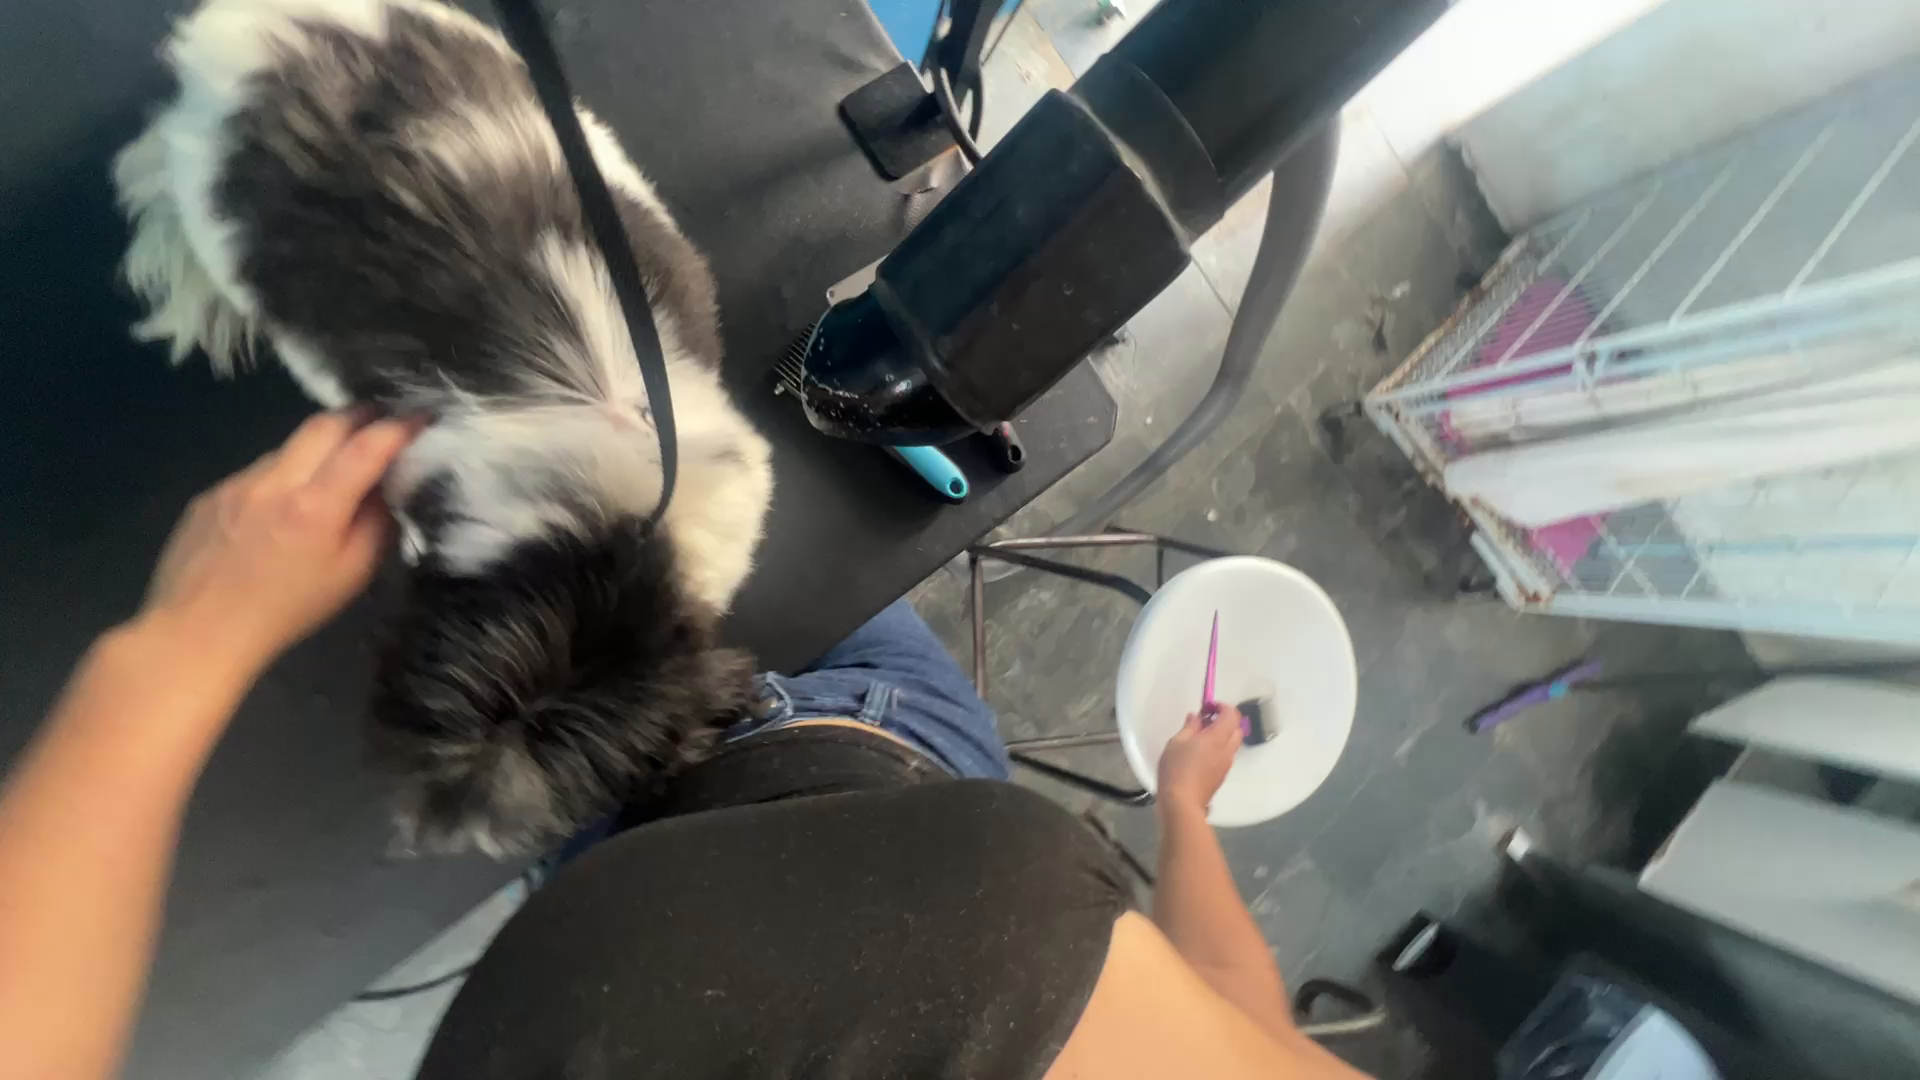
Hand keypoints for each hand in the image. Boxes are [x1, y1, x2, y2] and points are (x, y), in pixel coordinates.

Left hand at [135, 411, 416, 679]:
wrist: (196, 630)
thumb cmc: (290, 608)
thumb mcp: (354, 571)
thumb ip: (376, 523)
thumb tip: (390, 487)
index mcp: (316, 505)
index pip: (367, 448)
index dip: (401, 427)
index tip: (425, 415)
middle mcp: (274, 482)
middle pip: (323, 425)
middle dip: (362, 414)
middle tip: (389, 416)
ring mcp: (236, 484)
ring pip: (291, 447)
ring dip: (325, 445)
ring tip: (344, 462)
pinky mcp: (212, 495)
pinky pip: (262, 471)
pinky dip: (290, 473)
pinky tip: (292, 503)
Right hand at [1156, 705, 1243, 815]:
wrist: (1182, 802)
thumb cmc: (1176, 768)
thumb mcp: (1177, 742)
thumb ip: (1190, 727)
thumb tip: (1197, 717)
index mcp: (1217, 738)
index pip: (1232, 715)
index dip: (1222, 706)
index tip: (1207, 706)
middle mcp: (1227, 750)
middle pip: (1237, 728)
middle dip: (1226, 720)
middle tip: (1206, 720)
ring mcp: (1226, 764)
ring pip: (1233, 743)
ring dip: (1223, 734)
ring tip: (1200, 736)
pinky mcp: (1222, 775)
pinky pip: (1226, 754)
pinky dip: (1219, 747)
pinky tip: (1200, 752)